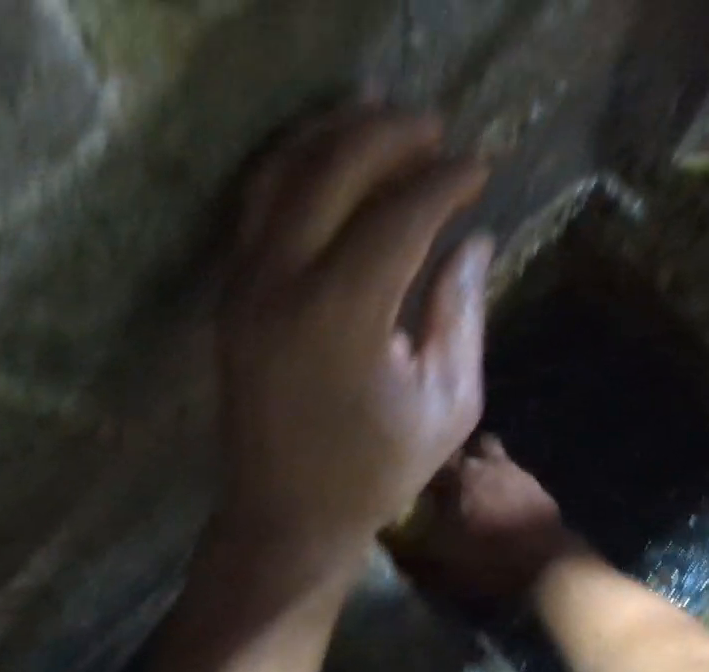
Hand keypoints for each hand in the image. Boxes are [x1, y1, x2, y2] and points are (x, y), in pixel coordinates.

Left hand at [211, 104, 493, 584]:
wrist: (286, 515)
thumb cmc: (376, 472)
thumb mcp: (446, 404)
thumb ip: (462, 313)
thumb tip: (474, 240)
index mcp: (343, 315)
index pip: (398, 215)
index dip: (445, 182)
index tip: (479, 169)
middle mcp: (282, 284)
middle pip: (332, 168)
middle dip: (389, 134)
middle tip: (436, 128)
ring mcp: (244, 286)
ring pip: (281, 173)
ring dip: (333, 135)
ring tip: (382, 119)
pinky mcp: (229, 296)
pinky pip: (257, 206)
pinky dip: (296, 170)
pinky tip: (331, 164)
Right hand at [396, 435, 577, 605]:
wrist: (548, 565)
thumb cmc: (488, 560)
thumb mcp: (440, 563)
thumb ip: (410, 550)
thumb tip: (388, 542)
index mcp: (457, 474)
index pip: (432, 452)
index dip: (421, 460)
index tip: (412, 471)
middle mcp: (485, 462)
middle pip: (466, 443)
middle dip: (454, 454)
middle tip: (443, 473)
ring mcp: (514, 470)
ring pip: (492, 451)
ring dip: (481, 462)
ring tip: (473, 483)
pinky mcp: (536, 485)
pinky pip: (512, 472)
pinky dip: (502, 480)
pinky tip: (499, 499)